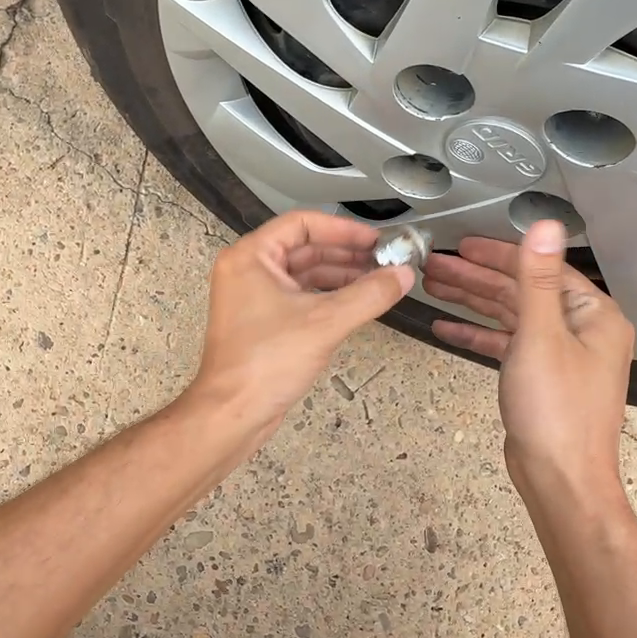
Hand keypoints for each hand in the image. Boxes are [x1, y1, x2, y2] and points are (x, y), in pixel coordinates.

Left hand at [192, 211, 413, 428]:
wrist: (233, 413)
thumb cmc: (265, 362)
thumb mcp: (325, 322)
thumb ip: (369, 294)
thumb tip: (403, 275)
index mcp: (250, 257)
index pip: (301, 224)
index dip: (342, 229)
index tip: (375, 240)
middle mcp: (247, 270)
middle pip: (304, 248)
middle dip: (346, 254)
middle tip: (385, 260)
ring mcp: (252, 296)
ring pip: (303, 274)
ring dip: (340, 275)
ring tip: (379, 280)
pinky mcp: (262, 321)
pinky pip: (299, 297)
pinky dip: (327, 296)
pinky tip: (357, 302)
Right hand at [423, 221, 633, 504]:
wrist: (560, 479)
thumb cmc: (557, 412)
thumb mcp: (540, 335)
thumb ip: (536, 278)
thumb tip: (545, 227)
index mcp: (592, 315)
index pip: (540, 268)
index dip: (498, 254)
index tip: (463, 244)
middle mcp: (580, 330)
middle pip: (520, 289)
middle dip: (476, 276)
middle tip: (436, 264)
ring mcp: (559, 354)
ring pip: (509, 315)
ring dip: (471, 300)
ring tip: (433, 285)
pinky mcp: (539, 376)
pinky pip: (505, 343)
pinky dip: (476, 334)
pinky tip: (447, 328)